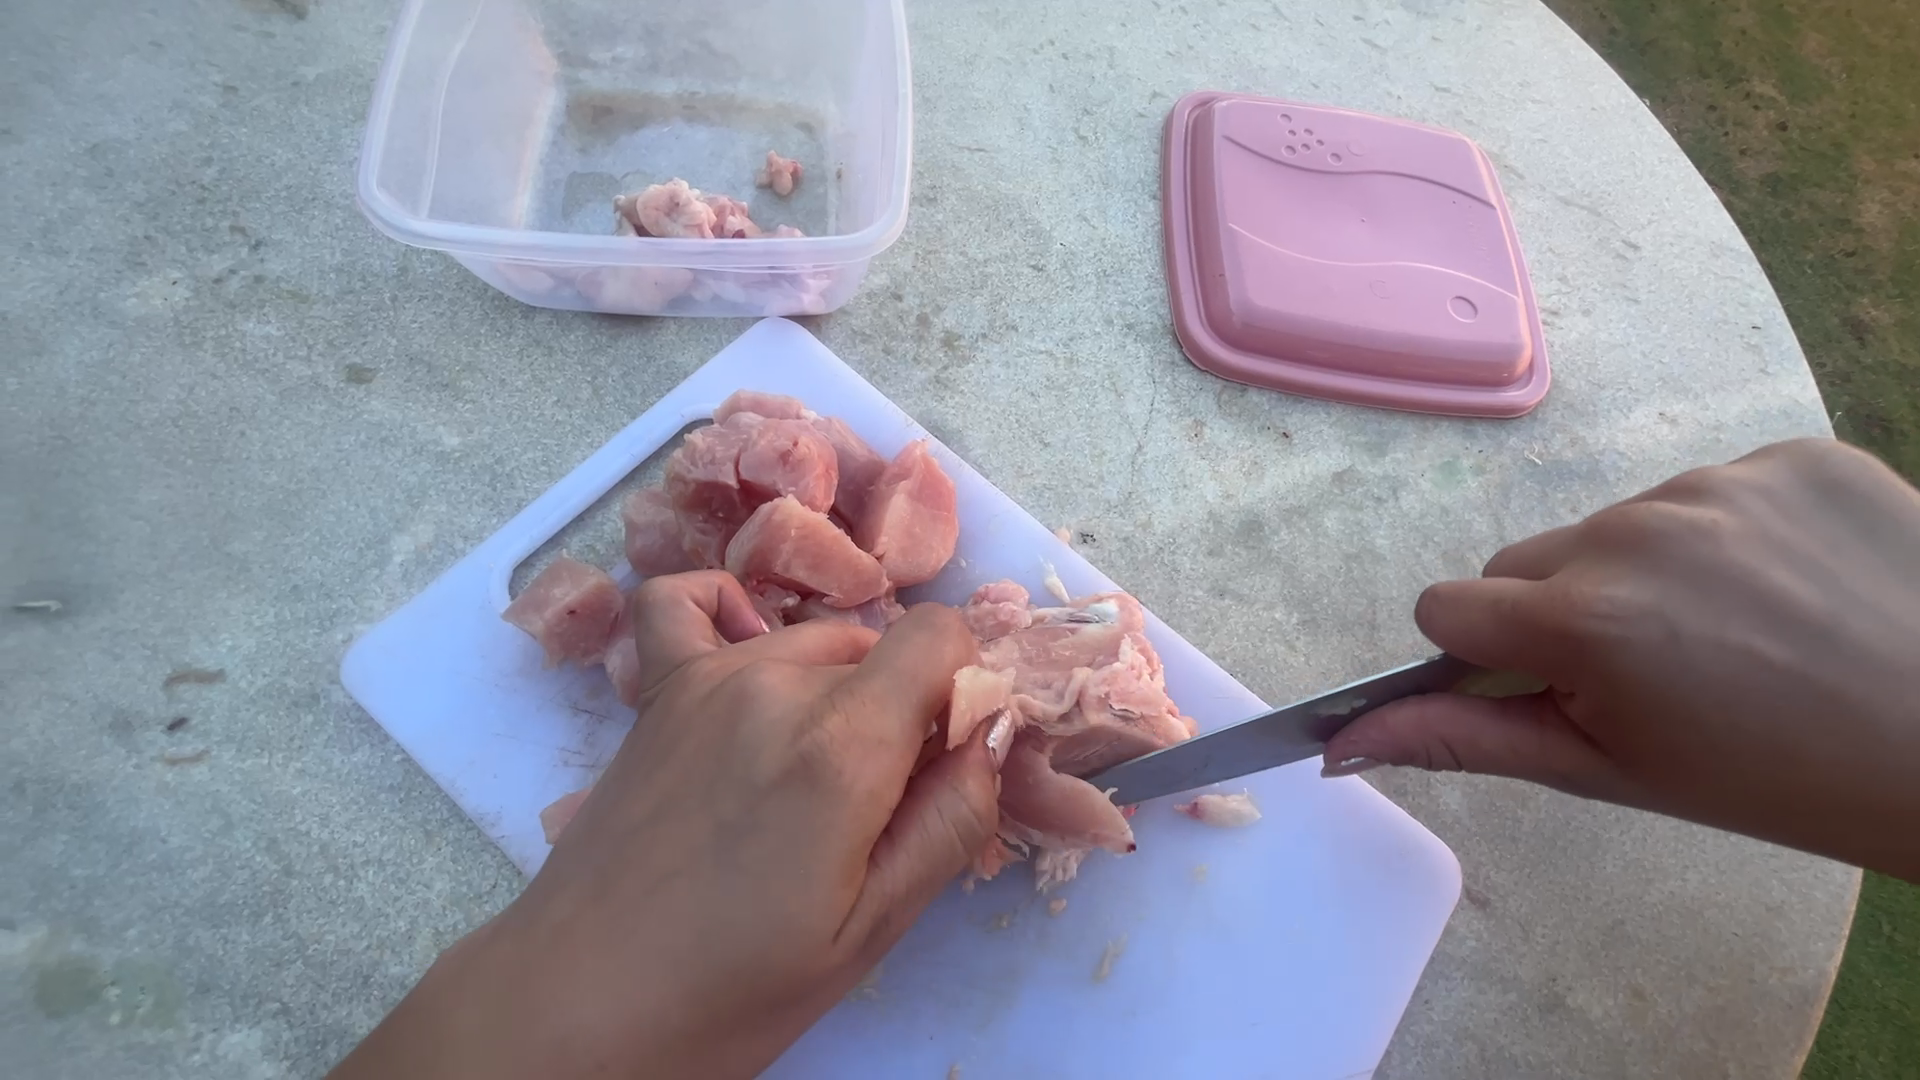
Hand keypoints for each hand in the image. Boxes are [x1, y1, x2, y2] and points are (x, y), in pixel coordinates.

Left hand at [332, 571, 998, 1079]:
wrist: (577, 1008)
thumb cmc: (736, 987)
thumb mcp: (874, 927)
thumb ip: (953, 817)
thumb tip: (989, 732)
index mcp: (842, 744)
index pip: (940, 634)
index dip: (964, 680)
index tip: (948, 746)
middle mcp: (778, 681)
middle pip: (884, 648)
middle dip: (907, 703)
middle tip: (879, 790)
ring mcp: (710, 674)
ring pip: (819, 639)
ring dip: (842, 685)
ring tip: (814, 766)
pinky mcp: (660, 686)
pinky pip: (686, 601)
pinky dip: (730, 611)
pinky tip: (746, 655)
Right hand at [1324, 438, 1919, 881]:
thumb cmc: (1776, 779)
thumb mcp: (1603, 769)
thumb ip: (1456, 742)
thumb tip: (1336, 746)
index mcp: (1581, 620)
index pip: (1444, 608)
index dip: (1485, 650)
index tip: (1553, 679)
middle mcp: (1630, 534)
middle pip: (1520, 564)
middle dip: (1554, 611)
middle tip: (1654, 666)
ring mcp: (1713, 485)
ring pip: (1602, 528)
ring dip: (1633, 573)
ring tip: (1734, 626)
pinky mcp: (1788, 454)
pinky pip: (1692, 491)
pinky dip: (1712, 534)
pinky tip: (1786, 579)